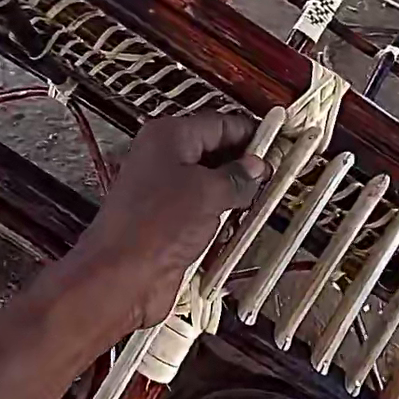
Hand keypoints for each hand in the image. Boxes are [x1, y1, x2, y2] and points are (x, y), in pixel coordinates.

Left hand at [64, 113, 264, 329]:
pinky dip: (220, 219)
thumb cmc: (149, 228)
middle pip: (214, 154)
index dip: (251, 134)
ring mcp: (163, 194)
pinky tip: (236, 227)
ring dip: (234, 196)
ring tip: (259, 202)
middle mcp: (162, 161)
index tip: (277, 145)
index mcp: (167, 137)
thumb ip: (238, 177)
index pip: (219, 123)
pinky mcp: (167, 224)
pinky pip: (202, 214)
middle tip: (273, 176)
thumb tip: (254, 169)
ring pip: (210, 186)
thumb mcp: (208, 193)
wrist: (122, 276)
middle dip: (244, 167)